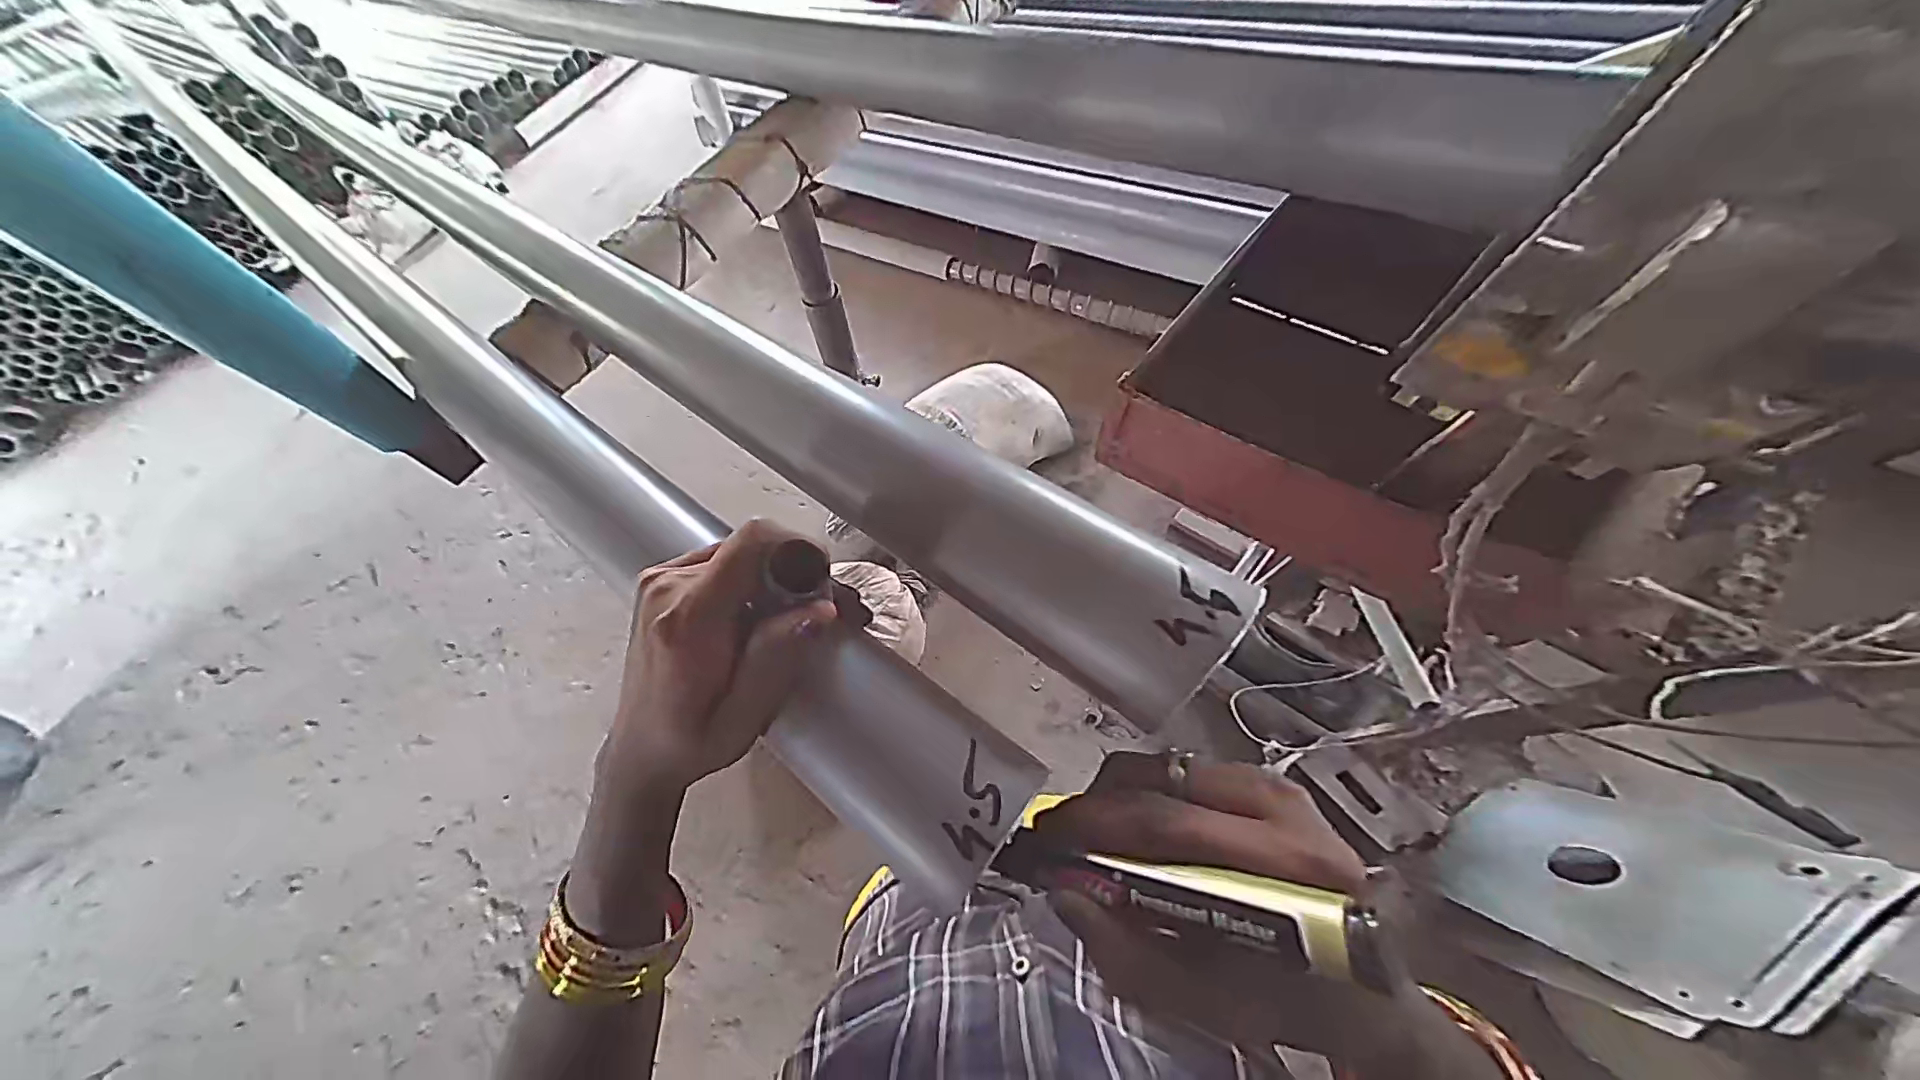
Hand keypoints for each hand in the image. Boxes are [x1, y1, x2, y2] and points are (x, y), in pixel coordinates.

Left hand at [600, 519, 838, 792]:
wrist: (642, 749)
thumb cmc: (687, 741)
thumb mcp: (743, 716)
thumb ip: (779, 657)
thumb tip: (819, 611)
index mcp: (688, 618)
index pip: (753, 542)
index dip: (801, 551)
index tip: (824, 585)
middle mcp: (670, 589)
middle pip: (755, 545)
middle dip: (799, 572)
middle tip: (825, 611)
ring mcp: (665, 581)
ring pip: (745, 551)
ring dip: (781, 577)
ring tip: (801, 618)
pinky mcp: (669, 583)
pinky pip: (729, 562)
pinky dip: (758, 581)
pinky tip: (769, 616)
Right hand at [1032, 752, 1493, 1077]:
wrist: (1369, 986)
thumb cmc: (1291, 1001)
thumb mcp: (1208, 1003)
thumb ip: (1128, 953)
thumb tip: (1064, 891)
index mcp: (1282, 864)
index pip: (1165, 824)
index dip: (1095, 826)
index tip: (1047, 839)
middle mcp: (1282, 808)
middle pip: (1159, 782)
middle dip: (1095, 805)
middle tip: (1059, 832)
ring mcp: (1277, 785)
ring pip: (1167, 766)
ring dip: (1119, 794)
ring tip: (1095, 829)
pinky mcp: (1270, 779)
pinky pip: (1186, 769)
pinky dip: (1148, 790)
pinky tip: (1137, 824)